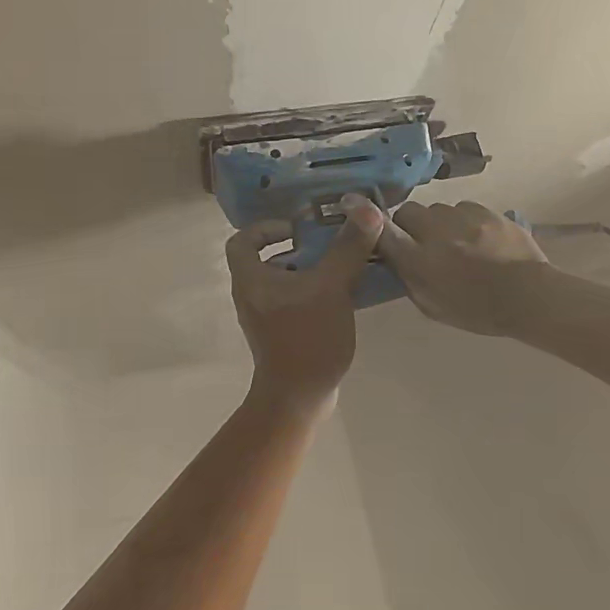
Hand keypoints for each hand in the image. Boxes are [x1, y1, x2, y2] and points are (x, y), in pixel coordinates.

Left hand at [225, 194, 385, 416]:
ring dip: (312, 271)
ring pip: (285, 282)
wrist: (298, 398)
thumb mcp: (331, 287)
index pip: (242, 240)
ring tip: (344, 265)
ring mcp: (266, 318)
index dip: (267, 228)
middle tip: (330, 243)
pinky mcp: (282, 334)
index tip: (298, 229)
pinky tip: (346, 295)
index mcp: (251, 279)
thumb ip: (348, 248)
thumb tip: (367, 210)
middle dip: (300, 248)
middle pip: (268, 259)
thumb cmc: (307, 337)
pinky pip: (296, 302)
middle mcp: (252, 295)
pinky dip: (316, 293)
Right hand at [375, 200, 551, 335]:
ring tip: (456, 242)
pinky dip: (464, 221)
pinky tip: (477, 238)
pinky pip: (464, 209)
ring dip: (439, 223)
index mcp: (419, 260)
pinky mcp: (486, 211)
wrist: (527, 296)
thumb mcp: (431, 305)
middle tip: (421, 243)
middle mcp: (436, 232)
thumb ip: (409, 278)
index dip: (367, 220)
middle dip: (409, 225)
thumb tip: (397, 260)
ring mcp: (463, 217)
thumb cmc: (477, 310)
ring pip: (438, 210)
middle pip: (408, 212)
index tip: (358, 212)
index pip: (381, 230)